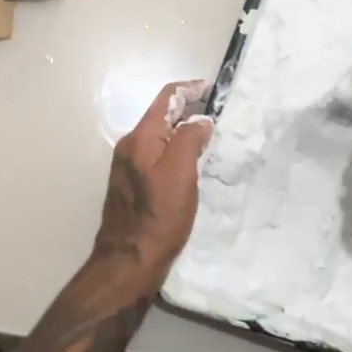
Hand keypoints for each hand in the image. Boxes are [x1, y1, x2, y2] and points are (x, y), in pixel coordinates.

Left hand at [94, 81, 213, 277]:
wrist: (130, 261)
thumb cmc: (158, 216)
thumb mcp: (180, 172)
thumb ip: (190, 139)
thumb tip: (200, 120)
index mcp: (140, 138)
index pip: (166, 98)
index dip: (191, 89)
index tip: (216, 89)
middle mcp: (130, 147)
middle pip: (162, 116)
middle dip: (190, 111)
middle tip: (221, 115)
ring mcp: (130, 167)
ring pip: (161, 138)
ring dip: (185, 133)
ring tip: (213, 138)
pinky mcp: (134, 186)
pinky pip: (158, 157)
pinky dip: (177, 152)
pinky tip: (195, 165)